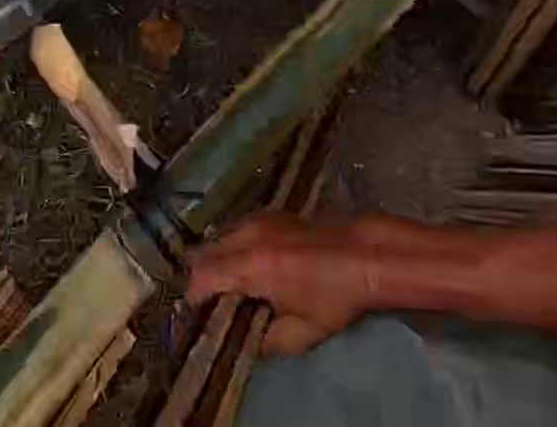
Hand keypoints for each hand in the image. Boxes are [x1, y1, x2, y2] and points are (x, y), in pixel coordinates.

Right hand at [186, 213, 438, 353]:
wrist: (363, 255)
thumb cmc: (336, 296)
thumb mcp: (306, 331)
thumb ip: (269, 340)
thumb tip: (247, 344)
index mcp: (250, 267)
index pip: (203, 276)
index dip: (194, 294)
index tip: (195, 310)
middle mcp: (243, 237)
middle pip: (202, 252)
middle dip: (201, 276)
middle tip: (208, 298)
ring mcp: (252, 220)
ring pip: (215, 237)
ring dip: (214, 258)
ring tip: (226, 280)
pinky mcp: (262, 213)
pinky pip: (232, 228)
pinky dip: (229, 244)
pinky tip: (244, 261)